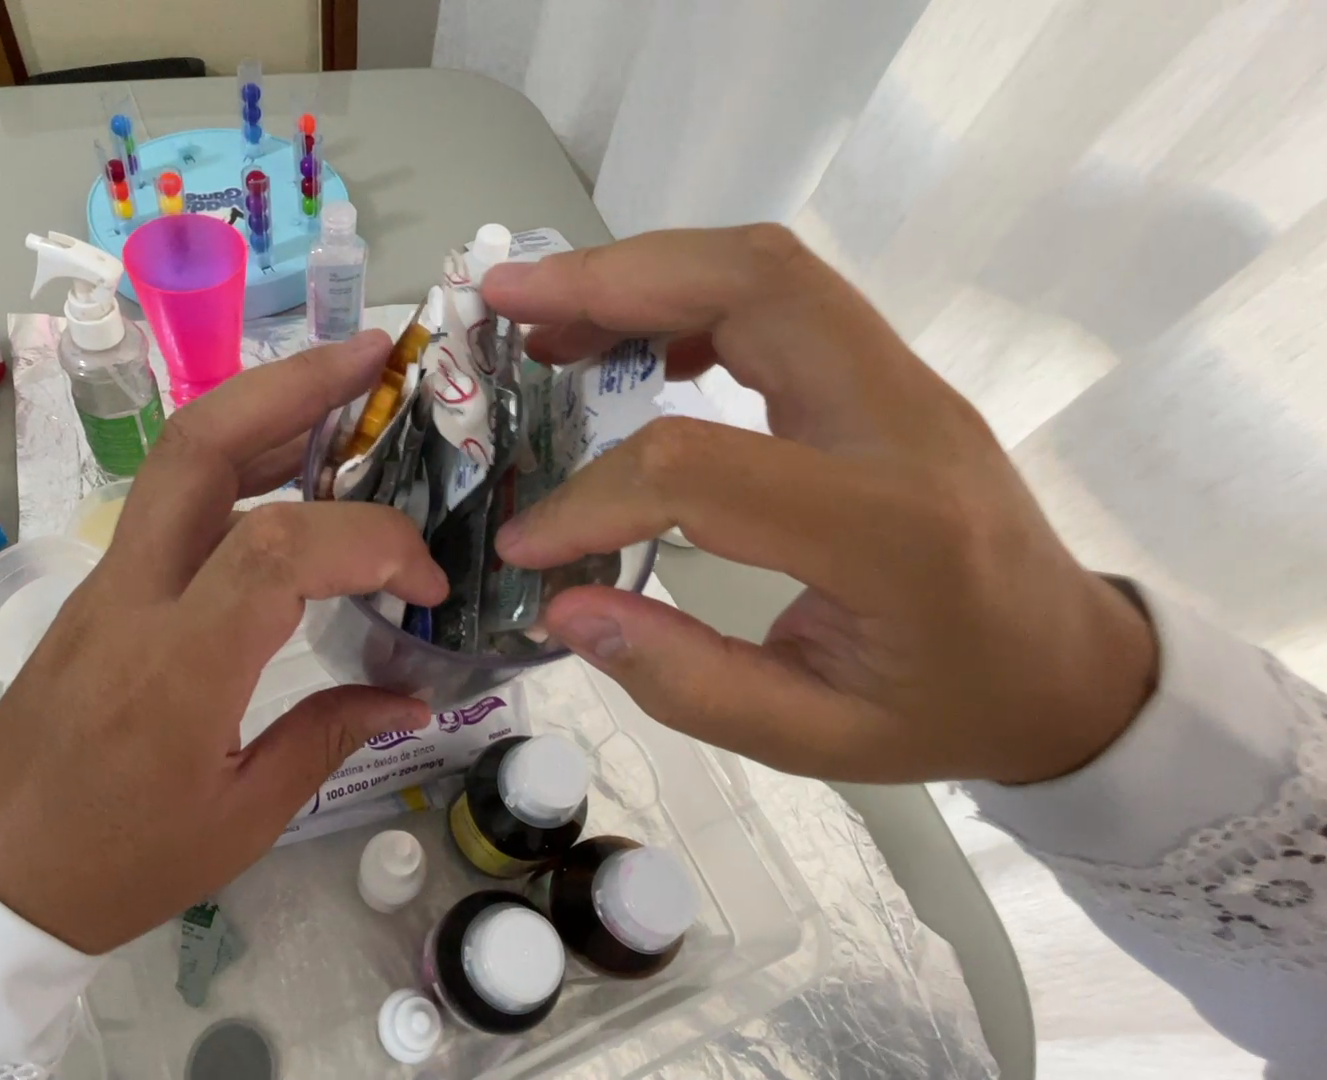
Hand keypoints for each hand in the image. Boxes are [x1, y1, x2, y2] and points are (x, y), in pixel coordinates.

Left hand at [0, 331, 448, 952]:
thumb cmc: (116, 861)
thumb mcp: (242, 817)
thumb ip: (329, 735)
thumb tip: (410, 694)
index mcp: (180, 664)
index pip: (284, 548)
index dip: (372, 544)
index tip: (423, 585)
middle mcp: (139, 594)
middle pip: (204, 444)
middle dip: (295, 384)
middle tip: (374, 358)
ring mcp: (111, 577)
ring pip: (182, 454)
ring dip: (264, 404)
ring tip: (343, 385)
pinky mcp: (104, 582)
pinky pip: (174, 495)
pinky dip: (239, 458)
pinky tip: (289, 466)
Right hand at [481, 227, 1157, 784]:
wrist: (1068, 666)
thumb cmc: (941, 709)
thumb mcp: (809, 736)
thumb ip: (681, 678)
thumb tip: (563, 605)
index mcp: (886, 529)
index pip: (698, 468)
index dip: (590, 496)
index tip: (523, 541)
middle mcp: (901, 419)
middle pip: (751, 287)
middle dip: (608, 283)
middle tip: (506, 303)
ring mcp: (899, 379)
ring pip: (762, 269)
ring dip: (639, 275)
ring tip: (546, 319)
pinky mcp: (881, 372)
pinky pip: (777, 294)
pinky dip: (685, 296)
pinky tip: (631, 349)